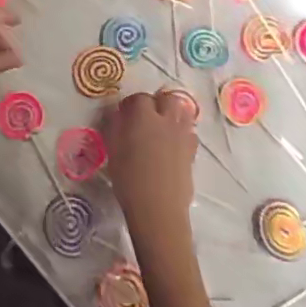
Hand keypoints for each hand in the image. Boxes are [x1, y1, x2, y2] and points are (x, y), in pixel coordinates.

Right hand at [104, 90, 197, 241]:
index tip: (123, 113)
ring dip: (172, 114)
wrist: (158, 208)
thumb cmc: (128, 180)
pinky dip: (182, 132)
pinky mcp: (192, 152)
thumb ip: (115, 128)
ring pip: (184, 112)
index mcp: (144, 118)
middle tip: (145, 116)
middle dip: (157, 102)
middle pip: (168, 98)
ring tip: (161, 127)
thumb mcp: (113, 151)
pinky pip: (190, 133)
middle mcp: (167, 121)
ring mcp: (183, 136)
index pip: (139, 98)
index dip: (130, 104)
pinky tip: (171, 145)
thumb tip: (117, 115)